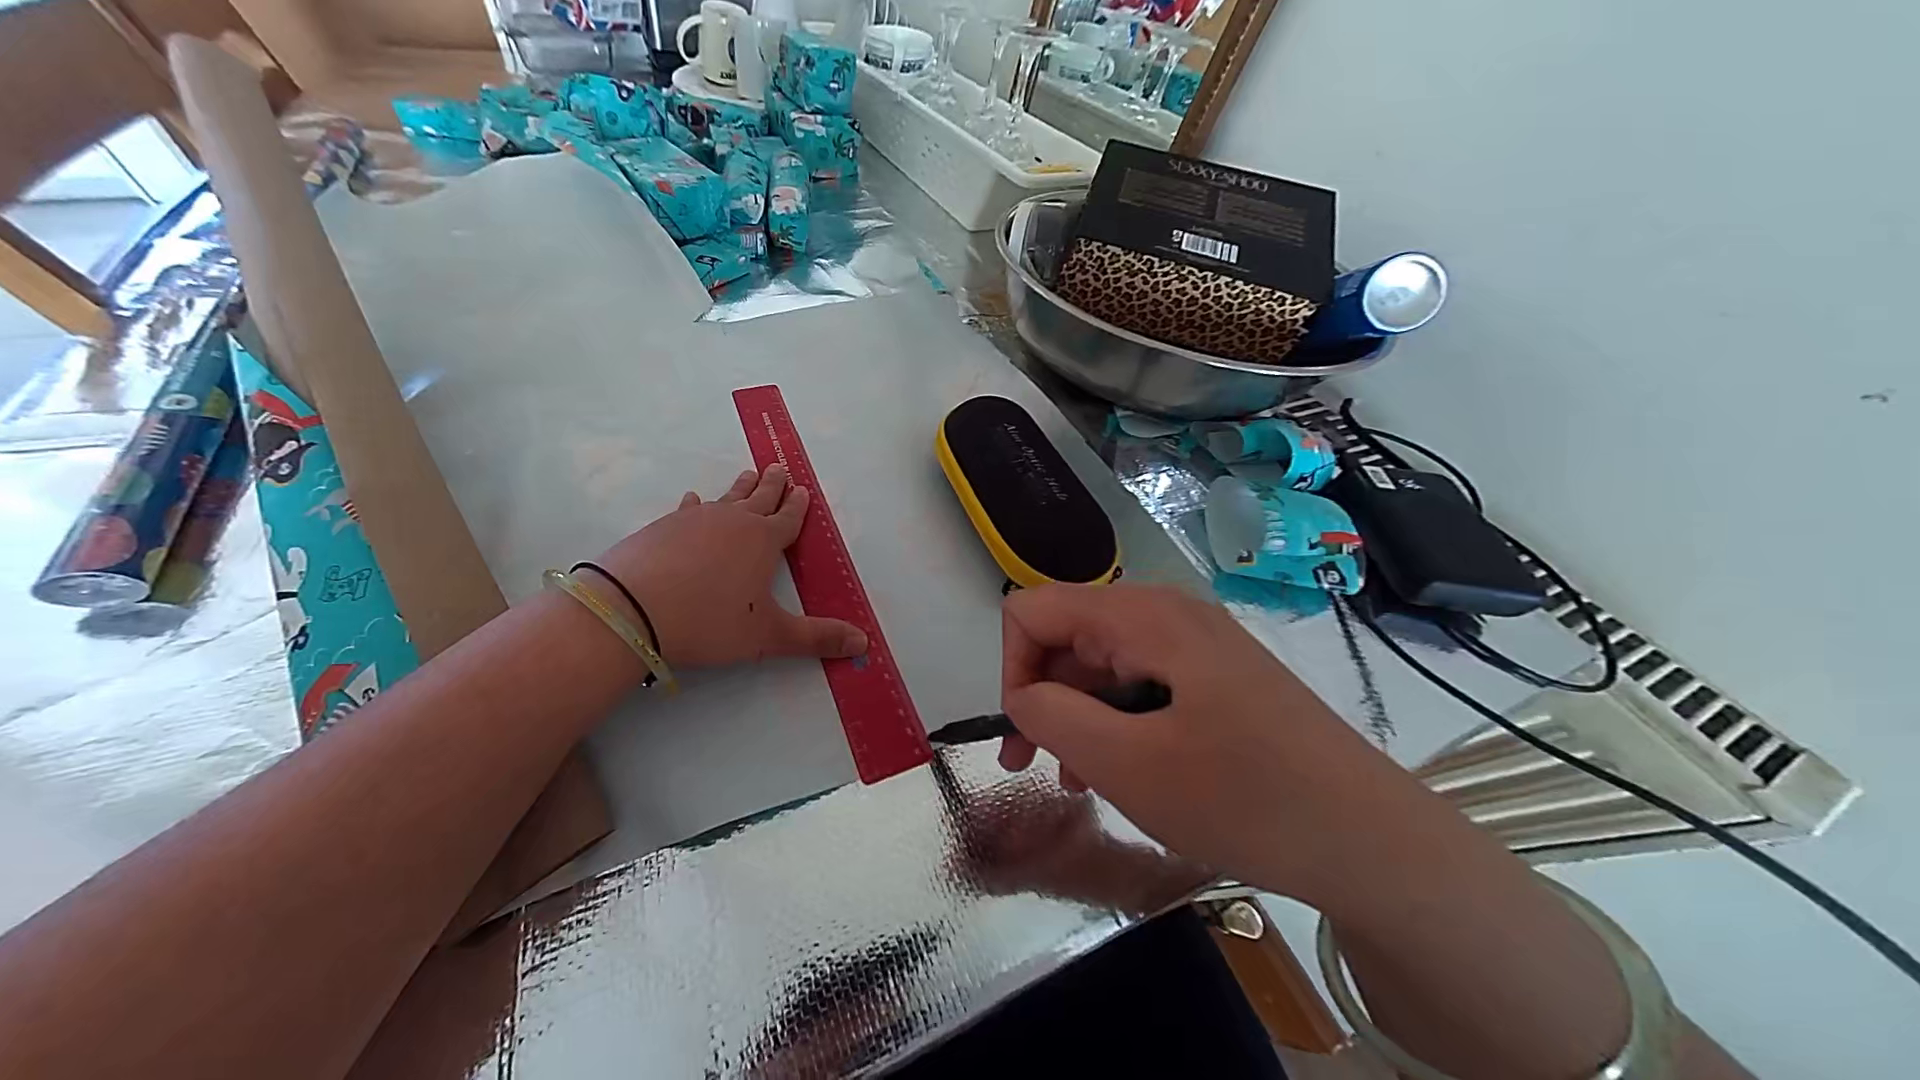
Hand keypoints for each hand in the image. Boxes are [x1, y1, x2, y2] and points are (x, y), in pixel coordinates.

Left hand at [591, 465, 867, 669]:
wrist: (629, 609)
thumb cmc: (709, 621)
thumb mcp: (768, 636)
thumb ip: (817, 638)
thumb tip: (865, 642)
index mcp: (764, 541)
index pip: (788, 518)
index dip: (798, 506)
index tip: (804, 490)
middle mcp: (733, 522)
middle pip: (760, 497)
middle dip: (773, 485)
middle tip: (779, 467)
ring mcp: (695, 520)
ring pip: (726, 498)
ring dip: (740, 487)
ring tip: (748, 473)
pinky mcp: (662, 526)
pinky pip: (688, 508)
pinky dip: (696, 504)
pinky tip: (692, 500)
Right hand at [997, 584, 1422, 902]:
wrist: (1370, 839)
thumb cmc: (1243, 799)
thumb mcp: (1127, 764)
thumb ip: (1052, 716)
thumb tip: (1021, 695)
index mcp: (1142, 616)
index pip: (1034, 610)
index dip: (1013, 669)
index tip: (1026, 734)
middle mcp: (1167, 613)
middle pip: (1068, 635)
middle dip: (1043, 697)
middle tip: (1038, 768)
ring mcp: (1196, 643)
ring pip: (1103, 664)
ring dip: (1077, 716)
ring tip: (1079, 779)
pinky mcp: (1216, 675)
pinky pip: (1141, 684)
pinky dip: (1116, 721)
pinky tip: (1122, 770)